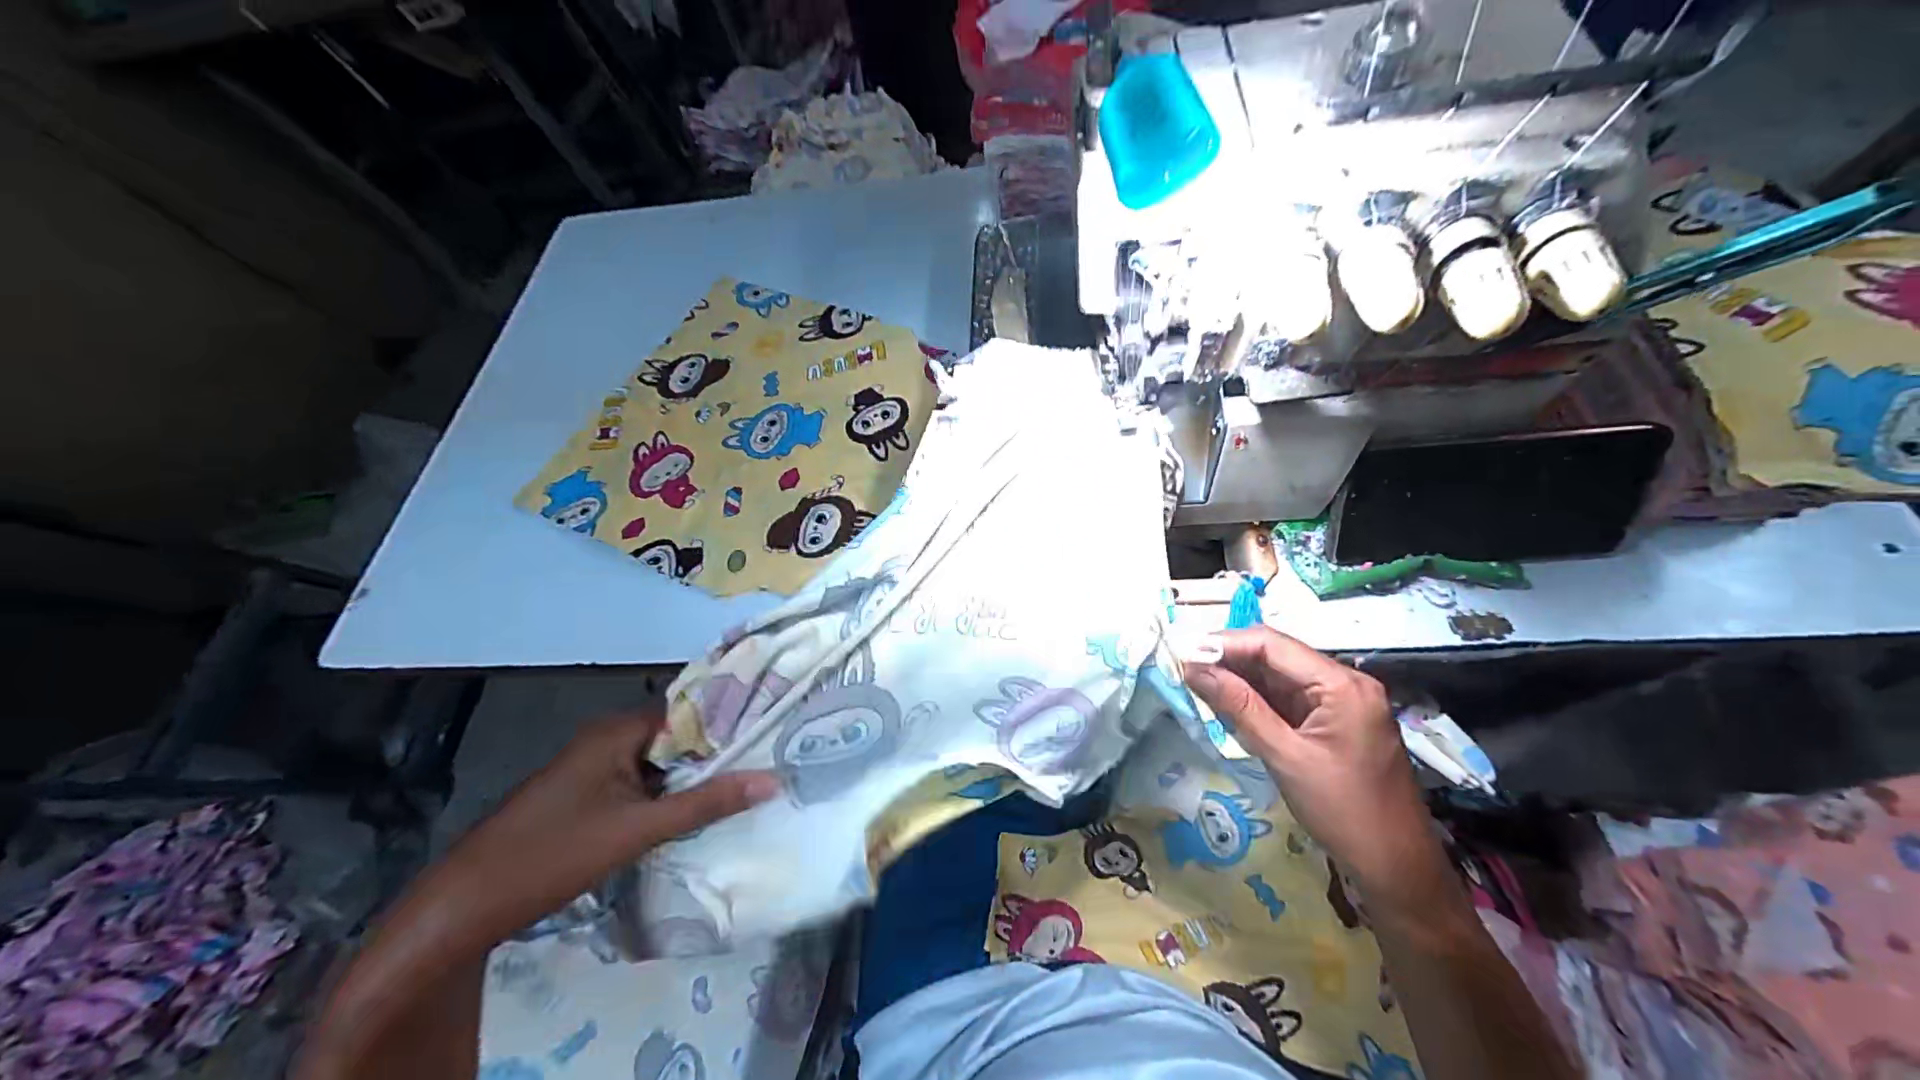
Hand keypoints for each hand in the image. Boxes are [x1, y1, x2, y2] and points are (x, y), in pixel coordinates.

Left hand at [435, 711, 780, 934]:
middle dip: (716, 754)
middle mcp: (607, 739)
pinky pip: (641, 784)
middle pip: (677, 737)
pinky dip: (668, 795)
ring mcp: (594, 767)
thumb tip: (772, 780)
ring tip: (744, 787)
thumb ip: (706, 803)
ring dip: (692, 778)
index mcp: (617, 730)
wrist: (466, 905)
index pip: (690, 711)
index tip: (771, 737)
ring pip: (660, 763)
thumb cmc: (554, 854)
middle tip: (766, 765)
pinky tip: (695, 813)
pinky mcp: (587, 794)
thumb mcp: (639, 829)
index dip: (730, 722)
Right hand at [1183, 628, 1444, 908]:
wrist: (1397, 866)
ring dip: (1239, 678)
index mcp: (1341, 685)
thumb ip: (1239, 707)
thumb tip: (1194, 669)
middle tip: (1183, 668)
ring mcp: (1341, 701)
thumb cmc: (1344, 812)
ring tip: (1196, 682)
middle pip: (1275, 655)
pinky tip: (1227, 702)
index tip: (1183, 653)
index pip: (1272, 645)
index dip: (1224, 644)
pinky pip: (1288, 697)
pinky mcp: (1334, 720)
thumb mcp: (1285, 757)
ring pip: (1278, 675)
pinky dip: (1256, 698)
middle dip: (1228, 659)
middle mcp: (1344, 682)